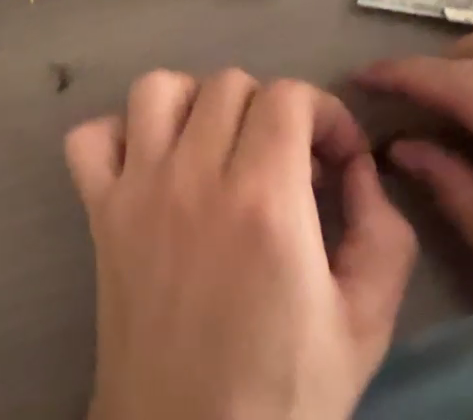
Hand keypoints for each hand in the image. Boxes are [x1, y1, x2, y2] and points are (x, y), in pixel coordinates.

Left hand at [66, 70, 417, 419]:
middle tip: (289, 164)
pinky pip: (90, 137)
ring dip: (197, 103)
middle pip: (230, 84)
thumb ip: (382, 233)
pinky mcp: (99, 214)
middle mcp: (195, 178)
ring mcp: (137, 191)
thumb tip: (360, 170)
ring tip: (221, 148)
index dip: (326, 114)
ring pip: (158, 88)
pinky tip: (152, 165)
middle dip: (273, 110)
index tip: (337, 159)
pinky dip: (119, 133)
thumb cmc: (285, 393)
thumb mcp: (367, 322)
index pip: (289, 96)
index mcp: (266, 201)